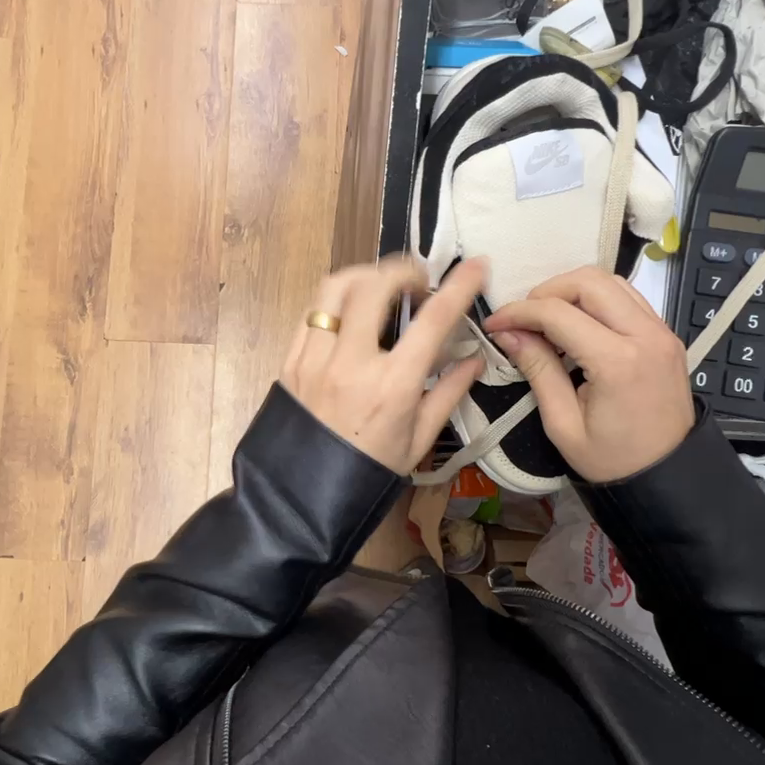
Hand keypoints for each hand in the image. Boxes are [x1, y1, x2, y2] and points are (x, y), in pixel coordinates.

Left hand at [281, 257, 487, 474]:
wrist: (305, 498)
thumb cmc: (369, 473)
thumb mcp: (419, 440)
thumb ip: (448, 393)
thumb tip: (474, 360)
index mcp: (392, 386)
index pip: (432, 321)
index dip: (459, 286)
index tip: (476, 266)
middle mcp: (350, 364)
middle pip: (374, 286)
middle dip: (402, 270)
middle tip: (418, 280)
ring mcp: (313, 359)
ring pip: (334, 289)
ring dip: (364, 277)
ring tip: (381, 287)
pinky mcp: (289, 362)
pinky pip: (311, 313)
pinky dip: (335, 303)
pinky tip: (350, 314)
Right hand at [483, 267, 693, 482]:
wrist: (668, 476)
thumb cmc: (611, 460)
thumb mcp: (562, 424)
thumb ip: (538, 370)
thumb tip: (507, 334)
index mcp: (618, 362)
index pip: (558, 313)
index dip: (519, 312)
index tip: (494, 324)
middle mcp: (645, 335)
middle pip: (588, 281)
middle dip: (546, 292)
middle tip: (522, 319)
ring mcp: (661, 331)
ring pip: (610, 281)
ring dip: (572, 291)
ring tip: (547, 320)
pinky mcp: (666, 335)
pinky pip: (627, 297)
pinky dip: (595, 300)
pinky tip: (576, 326)